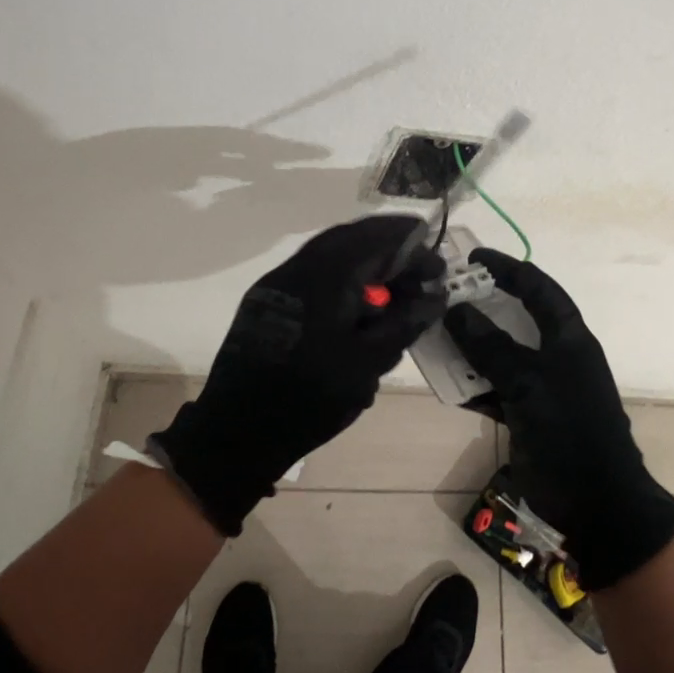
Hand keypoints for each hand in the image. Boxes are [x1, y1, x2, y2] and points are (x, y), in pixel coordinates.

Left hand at [148, 215, 444, 534]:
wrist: (236, 434)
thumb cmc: (309, 397)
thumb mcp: (367, 363)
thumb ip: (404, 323)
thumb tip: (434, 297)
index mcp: (324, 275)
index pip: (375, 238)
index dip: (411, 245)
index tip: (437, 262)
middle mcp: (297, 267)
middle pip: (352, 240)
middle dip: (389, 252)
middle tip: (419, 277)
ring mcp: (277, 284)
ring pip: (331, 257)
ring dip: (365, 266)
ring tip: (393, 296)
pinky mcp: (266, 303)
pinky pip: (313, 276)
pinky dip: (343, 283)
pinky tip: (358, 311)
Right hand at [444, 249, 673, 588]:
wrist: (596, 502)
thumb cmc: (569, 432)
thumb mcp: (528, 384)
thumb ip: (491, 346)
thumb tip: (456, 310)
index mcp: (569, 338)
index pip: (538, 288)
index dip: (508, 269)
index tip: (473, 257)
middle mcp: (556, 356)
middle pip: (515, 318)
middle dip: (481, 305)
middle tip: (444, 295)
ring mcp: (541, 387)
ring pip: (499, 354)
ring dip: (470, 346)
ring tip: (434, 334)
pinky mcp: (526, 415)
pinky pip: (493, 388)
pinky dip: (471, 383)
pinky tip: (444, 380)